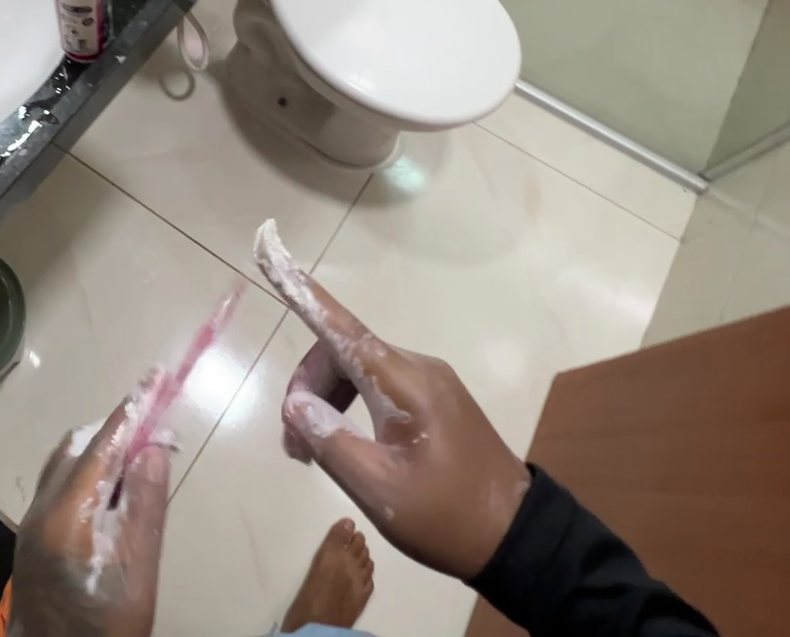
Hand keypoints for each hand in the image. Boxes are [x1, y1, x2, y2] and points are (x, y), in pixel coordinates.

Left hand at [10, 391, 172, 636]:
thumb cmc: (103, 630)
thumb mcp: (136, 574)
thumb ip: (145, 505)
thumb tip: (154, 447)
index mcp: (65, 515)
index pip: (103, 445)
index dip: (133, 409)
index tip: (156, 377)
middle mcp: (40, 508)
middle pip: (79, 446)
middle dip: (118, 429)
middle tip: (158, 432)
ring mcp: (30, 522)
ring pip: (65, 461)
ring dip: (102, 448)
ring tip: (141, 458)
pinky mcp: (31, 536)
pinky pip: (59, 483)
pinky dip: (88, 470)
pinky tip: (113, 490)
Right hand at [255, 222, 530, 581]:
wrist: (520, 539)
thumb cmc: (448, 517)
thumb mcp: (380, 489)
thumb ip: (330, 441)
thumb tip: (296, 404)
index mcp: (402, 381)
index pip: (339, 326)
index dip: (300, 291)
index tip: (270, 250)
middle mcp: (413, 367)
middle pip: (339, 352)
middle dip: (307, 389)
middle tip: (293, 445)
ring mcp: (425, 380)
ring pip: (353, 370)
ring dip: (324, 401)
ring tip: (308, 451)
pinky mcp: (430, 397)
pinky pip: (374, 385)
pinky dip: (347, 406)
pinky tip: (340, 441)